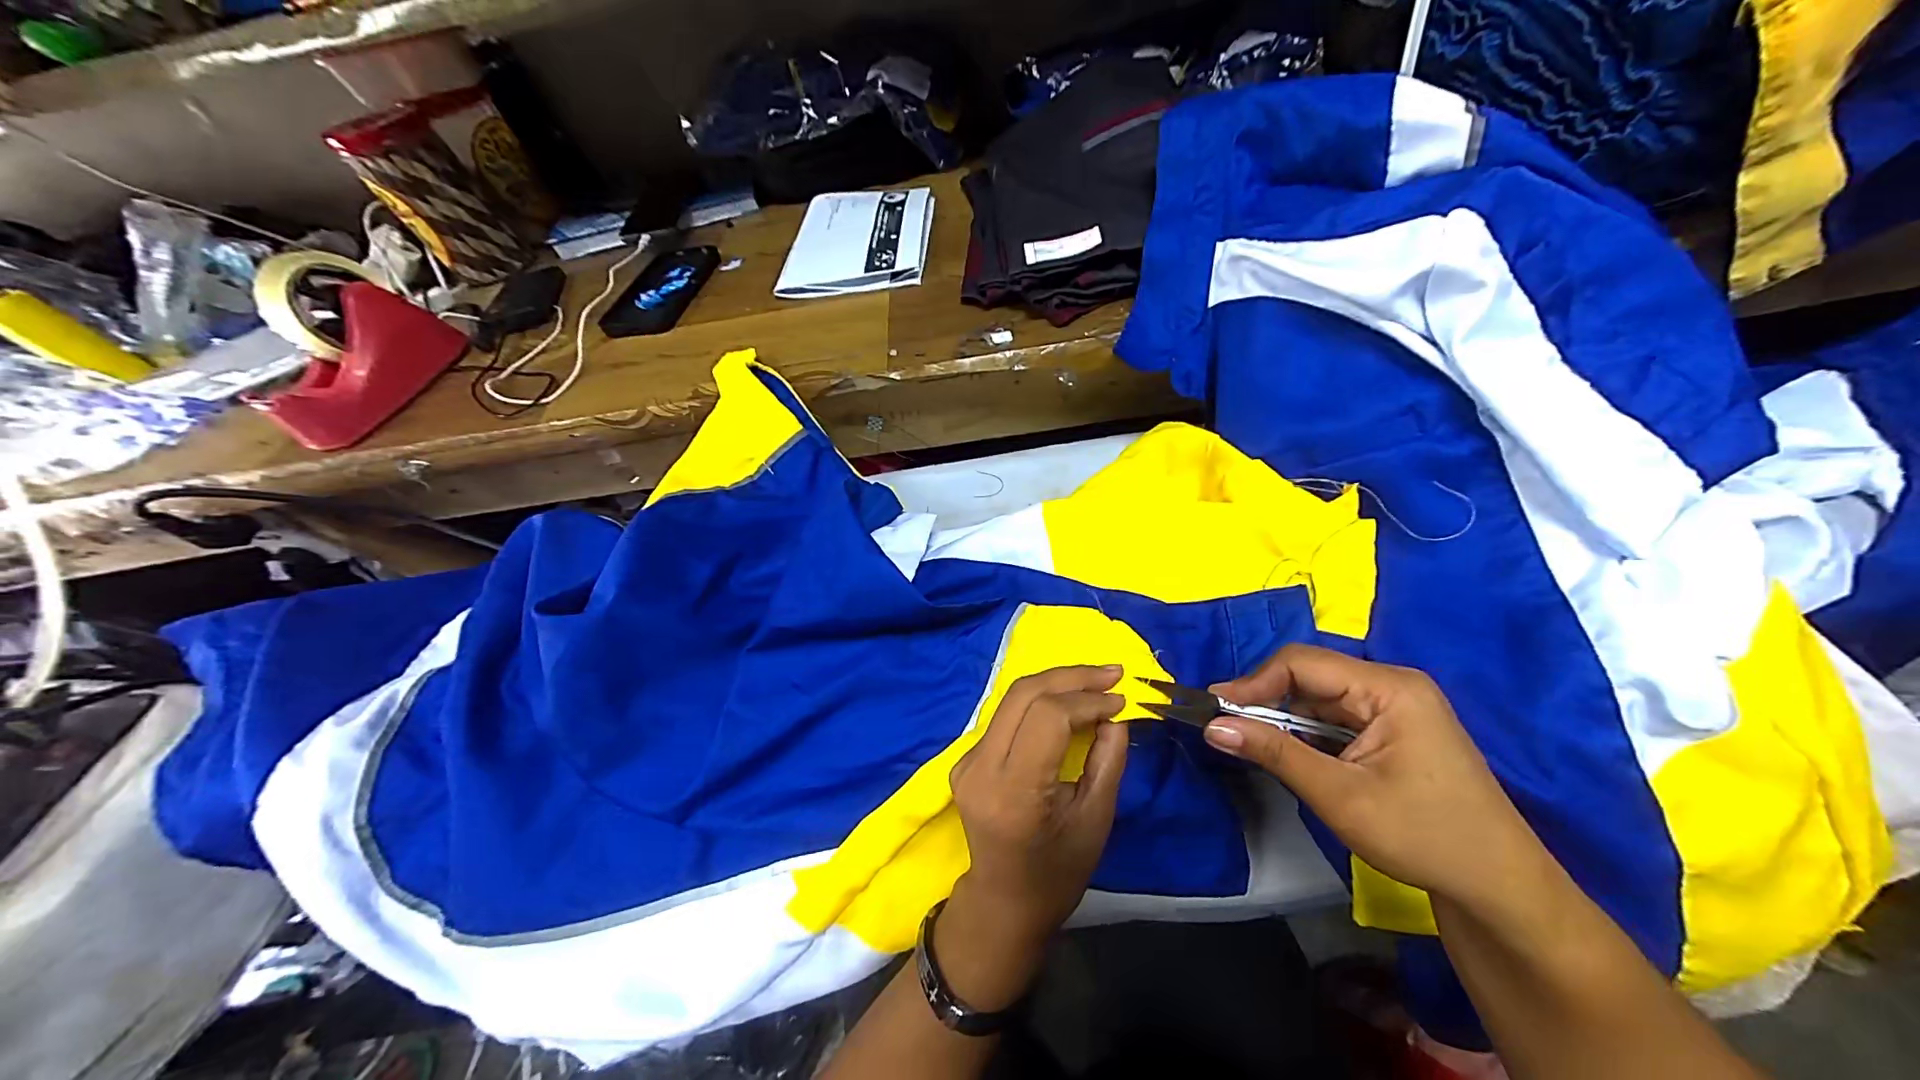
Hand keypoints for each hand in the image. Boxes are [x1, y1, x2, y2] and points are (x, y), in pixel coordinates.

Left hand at [937, 665, 1130, 1009]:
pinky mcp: (964, 759)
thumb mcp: (1096, 820)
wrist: (1005, 900)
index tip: (1121, 701)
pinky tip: (1068, 700)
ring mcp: (965, 761)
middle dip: (1071, 677)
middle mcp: (980, 768)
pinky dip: (1039, 701)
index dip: (1086, 700)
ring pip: (1011, 698)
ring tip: (1096, 680)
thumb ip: (1107, 761)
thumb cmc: (1058, 871)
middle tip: (1113, 673)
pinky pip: (1005, 715)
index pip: (1046, 717)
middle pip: (1023, 694)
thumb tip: (1114, 716)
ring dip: (1055, 682)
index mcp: (1013, 791)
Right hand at [1203, 645, 1548, 911]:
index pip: (1301, 663)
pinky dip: (1307, 733)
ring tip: (1251, 743)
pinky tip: (1291, 754)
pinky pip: (1336, 717)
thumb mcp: (1339, 795)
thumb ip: (1274, 752)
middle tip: (1226, 729)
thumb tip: (1213, 726)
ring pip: (1319, 698)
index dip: (1253, 683)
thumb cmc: (1423, 836)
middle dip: (1266, 701)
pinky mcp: (1394, 730)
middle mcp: (1393, 685)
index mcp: (1390, 688)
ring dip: (1285, 719)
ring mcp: (1397, 707)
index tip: (1215, 711)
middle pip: (1310, 676)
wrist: (1498, 888)